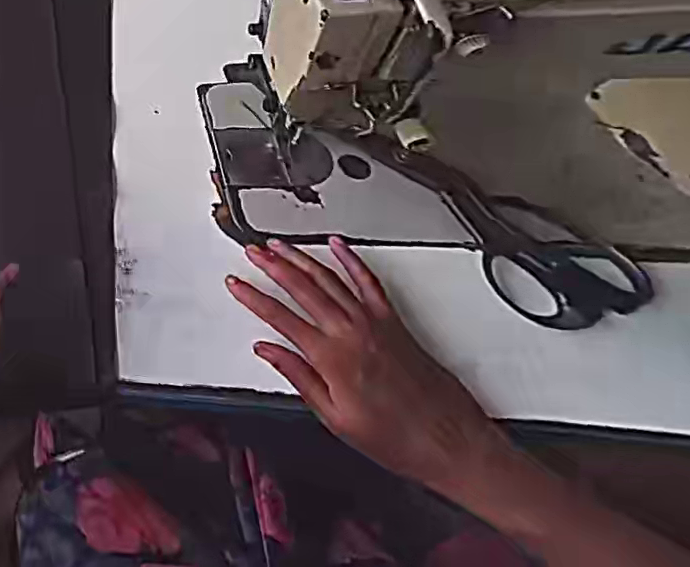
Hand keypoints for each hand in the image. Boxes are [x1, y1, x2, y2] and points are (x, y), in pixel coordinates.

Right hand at [227, 237, 510, 493]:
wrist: (453, 445)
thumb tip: (268, 351)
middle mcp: (350, 332)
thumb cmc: (399, 438)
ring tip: (279, 245)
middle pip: (300, 287)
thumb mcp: (336, 418)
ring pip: (328, 277)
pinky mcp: (392, 320)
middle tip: (252, 252)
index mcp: (331, 357)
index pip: (279, 317)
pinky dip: (350, 260)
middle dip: (270, 265)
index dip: (252, 297)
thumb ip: (298, 377)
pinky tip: (337, 245)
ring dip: (300, 257)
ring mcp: (372, 322)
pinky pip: (367, 281)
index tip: (236, 284)